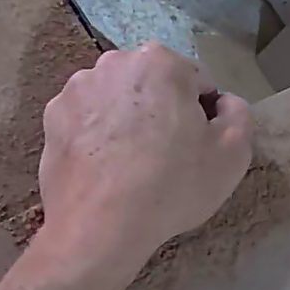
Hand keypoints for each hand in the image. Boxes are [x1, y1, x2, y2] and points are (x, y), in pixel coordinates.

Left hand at [37, 44, 252, 270]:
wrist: (99, 227)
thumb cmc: (173, 184)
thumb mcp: (234, 151)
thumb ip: (238, 113)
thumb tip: (222, 104)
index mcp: (159, 62)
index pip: (196, 82)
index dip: (204, 116)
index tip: (200, 147)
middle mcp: (113, 64)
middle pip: (154, 86)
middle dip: (165, 112)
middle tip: (170, 158)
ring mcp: (75, 90)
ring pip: (119, 103)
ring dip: (130, 123)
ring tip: (135, 167)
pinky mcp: (51, 120)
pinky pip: (89, 123)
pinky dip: (100, 138)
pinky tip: (108, 171)